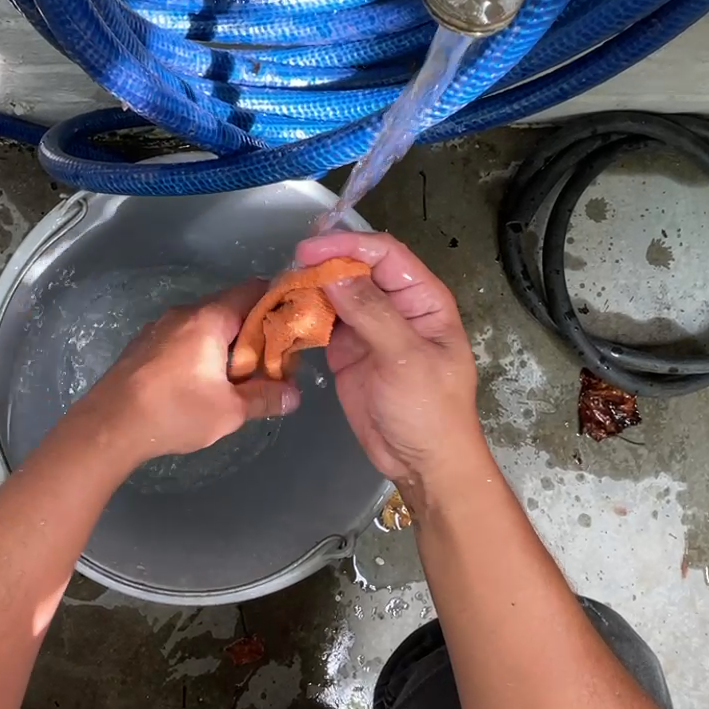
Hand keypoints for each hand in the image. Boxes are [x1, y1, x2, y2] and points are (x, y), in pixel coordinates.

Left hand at [75, 281, 301, 464]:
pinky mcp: (143, 346)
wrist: (108, 426)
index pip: (253, 291)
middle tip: (273, 360)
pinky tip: (203, 380)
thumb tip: (293, 395)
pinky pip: (183, 338)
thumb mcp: (229, 411)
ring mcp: (159, 328)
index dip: (278, 302)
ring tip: (241, 375)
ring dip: (226, 344)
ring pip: (205, 325)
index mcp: (208, 318)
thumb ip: (265, 398)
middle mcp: (183, 314)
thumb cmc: (174, 411)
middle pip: (229, 308)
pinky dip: (201, 351)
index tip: (295, 324)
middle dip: (255, 330)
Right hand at [294, 232, 485, 486]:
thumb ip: (371, 313)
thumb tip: (333, 274)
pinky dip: (303, 318)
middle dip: (323, 265)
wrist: (420, 463)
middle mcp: (395, 306)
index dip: (347, 246)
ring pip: (335, 295)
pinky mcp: (346, 352)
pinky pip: (322, 324)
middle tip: (287, 271)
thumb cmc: (429, 410)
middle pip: (356, 270)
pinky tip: (283, 316)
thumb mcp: (406, 358)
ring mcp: (368, 329)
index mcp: (422, 299)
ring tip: (280, 291)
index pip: (384, 255)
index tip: (309, 250)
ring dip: (309, 291)